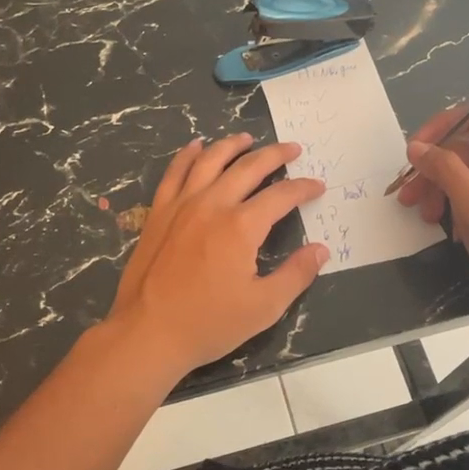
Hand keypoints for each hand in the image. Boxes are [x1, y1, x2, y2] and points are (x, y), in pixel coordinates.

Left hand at [105, 135, 329, 376]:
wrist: (148, 331)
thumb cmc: (209, 323)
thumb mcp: (263, 307)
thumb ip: (295, 274)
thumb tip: (320, 249)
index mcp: (241, 226)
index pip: (281, 196)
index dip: (303, 188)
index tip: (317, 186)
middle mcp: (212, 204)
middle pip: (248, 167)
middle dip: (274, 155)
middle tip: (292, 149)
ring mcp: (182, 204)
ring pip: (210, 160)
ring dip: (232, 145)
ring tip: (248, 138)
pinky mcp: (159, 211)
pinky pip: (174, 172)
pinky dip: (187, 154)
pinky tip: (196, 146)